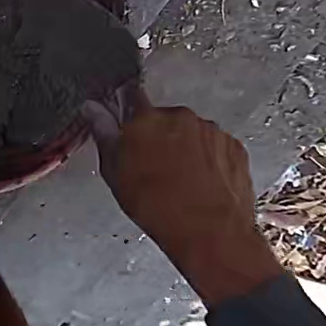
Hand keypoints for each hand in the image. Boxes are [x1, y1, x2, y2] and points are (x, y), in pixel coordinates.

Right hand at [85, 94, 279, 304]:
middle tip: (150, 165)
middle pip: (162, 117)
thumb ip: (104, 133)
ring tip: (177, 180)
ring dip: (182, 147)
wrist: (210, 232)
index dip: (125, 107)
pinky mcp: (232, 146)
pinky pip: (213, 146)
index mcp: (145, 119)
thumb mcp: (115, 172)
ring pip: (189, 132)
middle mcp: (179, 116)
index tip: (124, 121)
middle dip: (156, 134)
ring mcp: (209, 130)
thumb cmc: (157, 206)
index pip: (130, 94)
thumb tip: (93, 108)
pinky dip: (206, 159)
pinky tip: (198, 183)